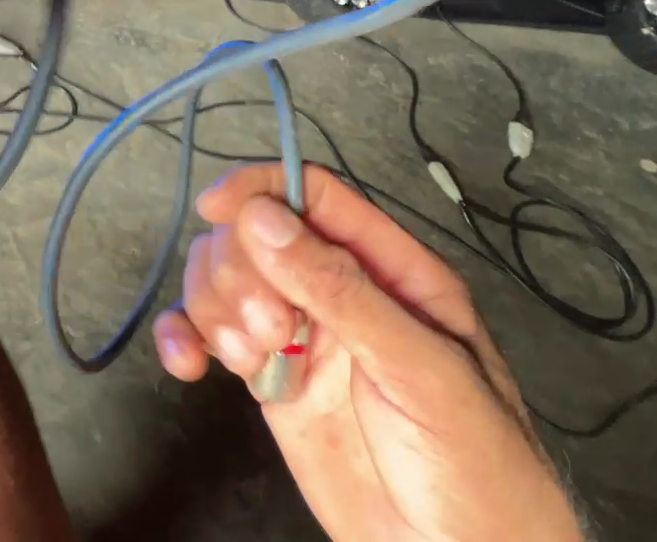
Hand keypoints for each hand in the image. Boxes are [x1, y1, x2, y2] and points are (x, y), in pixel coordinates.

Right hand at [154, 167, 585, 541]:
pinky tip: (188, 365)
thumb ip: (342, 291)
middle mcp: (332, 288)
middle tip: (272, 332)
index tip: (216, 210)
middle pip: (249, 235)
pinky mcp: (263, 371)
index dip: (259, 189)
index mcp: (387, 271)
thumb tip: (260, 217)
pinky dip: (180, 338)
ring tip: (253, 363)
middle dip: (241, 276)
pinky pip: (200, 331)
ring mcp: (294, 330)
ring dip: (215, 311)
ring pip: (218, 277)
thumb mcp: (422, 372)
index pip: (312, 194)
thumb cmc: (475, 468)